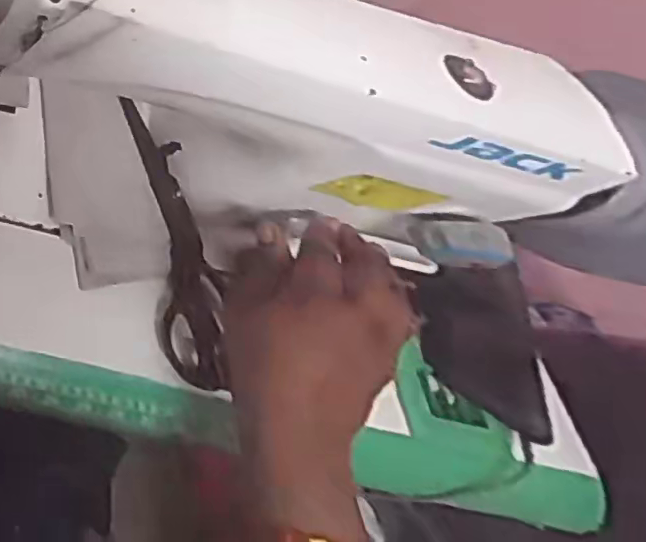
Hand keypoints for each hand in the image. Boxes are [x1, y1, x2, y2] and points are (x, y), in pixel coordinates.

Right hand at [225, 218, 415, 540]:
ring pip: (392, 291)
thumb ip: (259, 268)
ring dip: (382, 270)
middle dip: (356, 246)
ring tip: (368, 260)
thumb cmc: (259, 360)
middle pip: (367, 267)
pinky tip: (384, 297)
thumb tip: (272, 236)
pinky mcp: (389, 358)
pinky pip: (401, 317)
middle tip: (344, 234)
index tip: (314, 221)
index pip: (321, 250)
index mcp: (316, 291)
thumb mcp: (243, 307)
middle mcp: (357, 307)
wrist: (296, 424)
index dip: (318, 232)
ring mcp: (380, 334)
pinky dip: (394, 298)